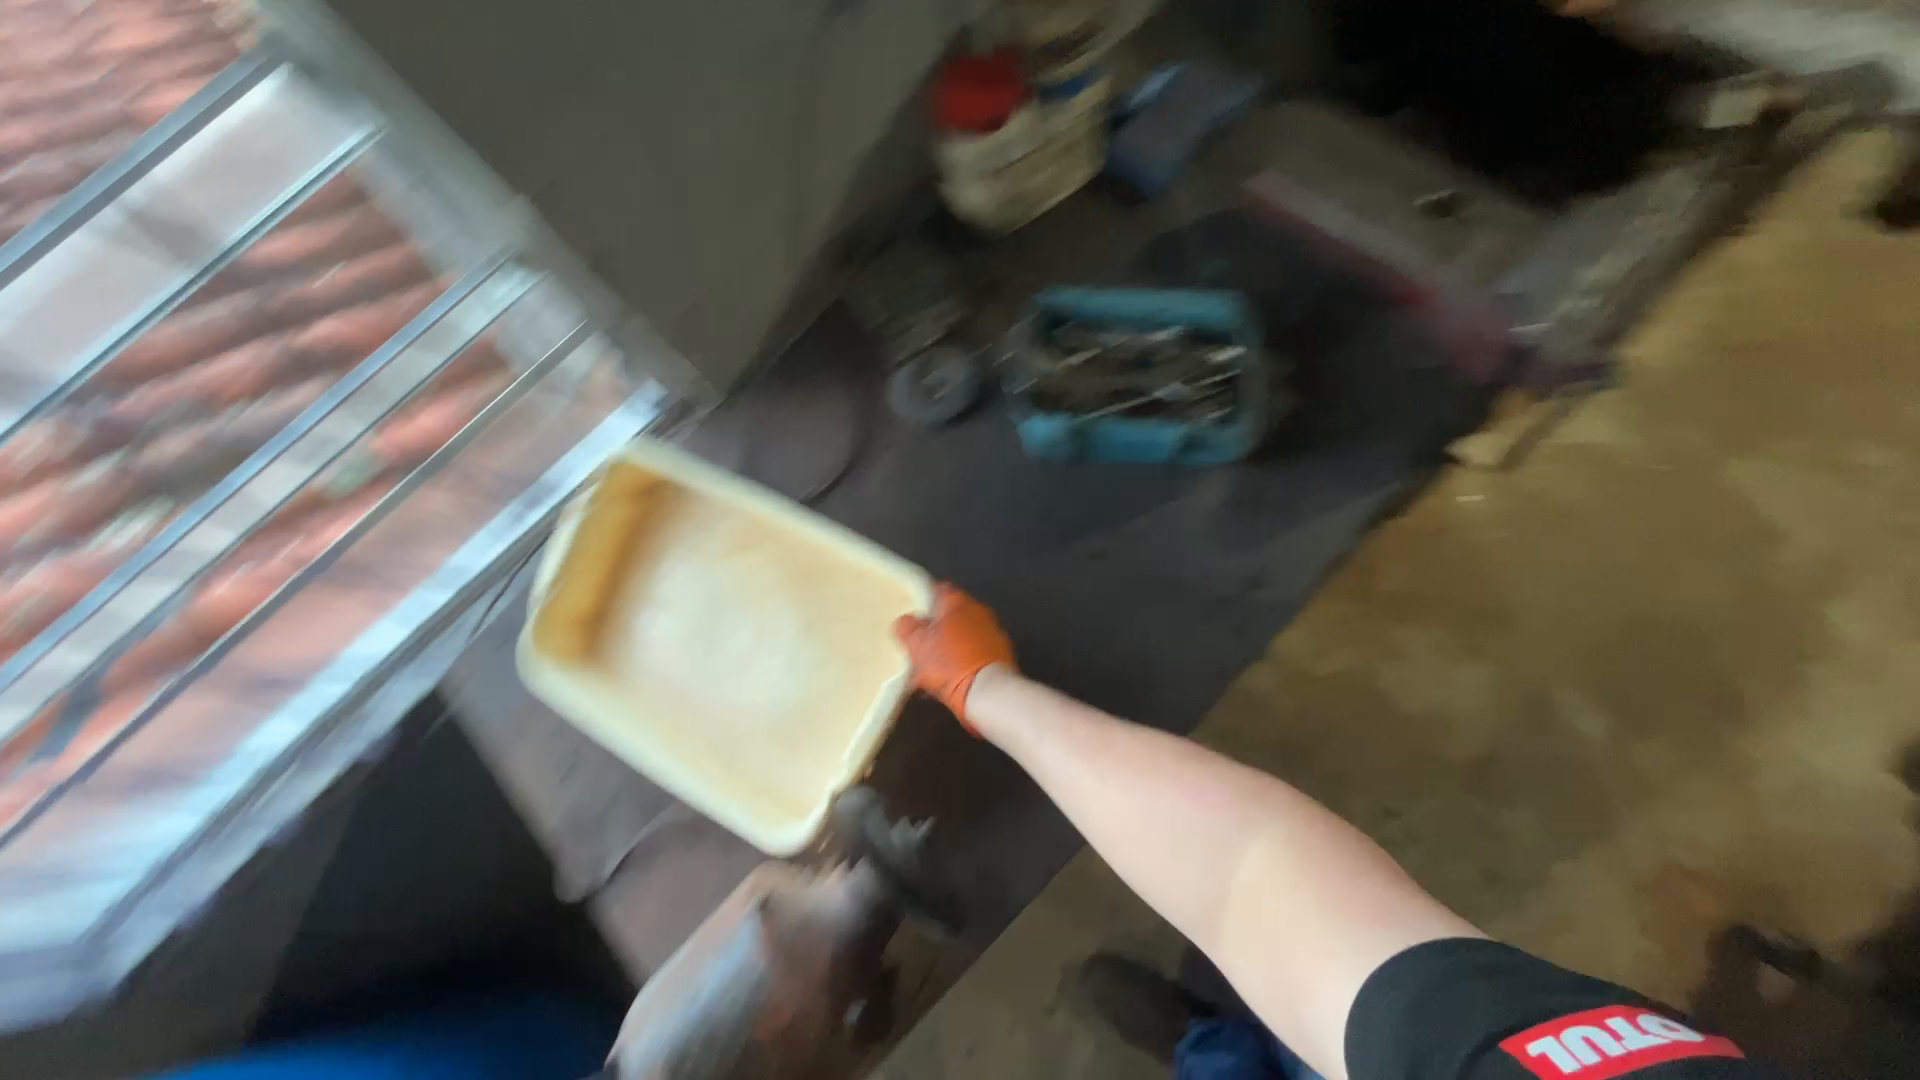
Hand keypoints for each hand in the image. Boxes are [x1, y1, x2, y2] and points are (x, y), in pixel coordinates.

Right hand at [892, 583, 1015, 727]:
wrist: (988, 692)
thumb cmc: (950, 663)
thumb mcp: (917, 645)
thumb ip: (908, 628)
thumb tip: (906, 620)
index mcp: (957, 602)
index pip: (938, 590)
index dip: (923, 601)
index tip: (913, 616)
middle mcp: (979, 611)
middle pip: (951, 615)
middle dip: (935, 629)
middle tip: (919, 646)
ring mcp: (993, 633)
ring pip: (962, 636)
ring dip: (948, 648)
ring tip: (931, 669)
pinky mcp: (1001, 655)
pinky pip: (974, 654)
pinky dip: (962, 662)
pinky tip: (950, 680)